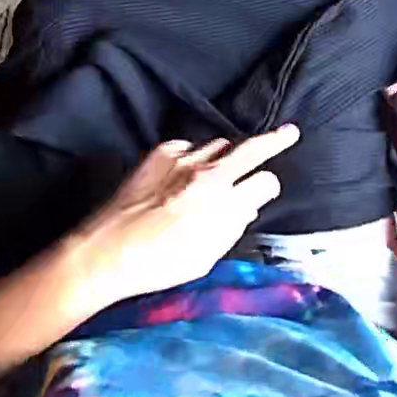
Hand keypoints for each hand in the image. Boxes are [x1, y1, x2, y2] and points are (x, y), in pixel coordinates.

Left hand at [67, 125, 299, 309]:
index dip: (269, 186)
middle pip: (251, 148)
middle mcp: (207, 174)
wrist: (107, 250)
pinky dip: (192, 158)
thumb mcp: (206, 256)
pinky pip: (188, 148)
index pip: (264, 181)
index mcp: (223, 204)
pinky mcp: (160, 152)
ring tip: (219, 170)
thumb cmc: (159, 264)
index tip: (266, 188)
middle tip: (289, 132)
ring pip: (219, 145)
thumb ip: (233, 226)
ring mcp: (183, 159)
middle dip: (275, 140)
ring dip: (225, 155)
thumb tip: (249, 205)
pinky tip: (182, 175)